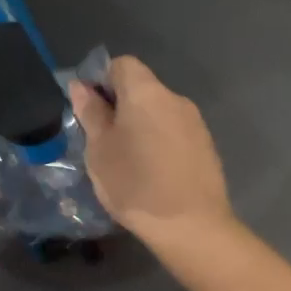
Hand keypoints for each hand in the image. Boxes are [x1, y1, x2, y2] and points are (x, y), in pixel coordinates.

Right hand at [69, 56, 233, 247]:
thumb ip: (91, 113)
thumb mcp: (100, 151)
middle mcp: (176, 99)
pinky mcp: (209, 149)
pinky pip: (178, 135)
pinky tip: (157, 175)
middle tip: (108, 142)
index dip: (102, 81)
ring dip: (145, 128)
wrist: (192, 226)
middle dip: (123, 108)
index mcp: (146, 92)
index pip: (122, 65)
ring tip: (133, 163)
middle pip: (144, 90)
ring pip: (162, 114)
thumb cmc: (136, 186)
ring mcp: (197, 124)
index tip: (92, 111)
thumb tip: (82, 86)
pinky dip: (164, 145)